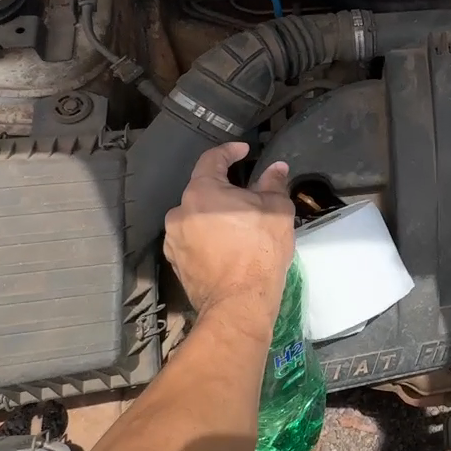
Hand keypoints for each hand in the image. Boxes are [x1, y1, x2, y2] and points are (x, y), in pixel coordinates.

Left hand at [163, 142, 294, 334]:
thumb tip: (276, 168)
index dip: (230, 151)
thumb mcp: (277, 209)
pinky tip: (230, 244)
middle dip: (225, 189)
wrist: (239, 300)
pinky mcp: (175, 262)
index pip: (212, 160)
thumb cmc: (260, 248)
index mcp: (202, 192)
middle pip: (203, 190)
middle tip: (251, 195)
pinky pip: (193, 237)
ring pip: (197, 216)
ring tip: (242, 224)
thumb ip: (273, 184)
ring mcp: (173, 239)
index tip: (244, 151)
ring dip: (216, 214)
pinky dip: (209, 234)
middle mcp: (179, 212)